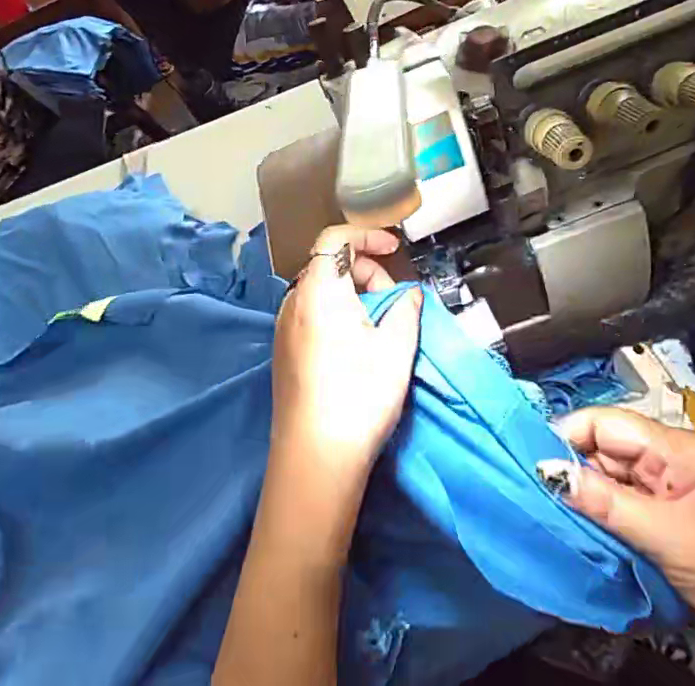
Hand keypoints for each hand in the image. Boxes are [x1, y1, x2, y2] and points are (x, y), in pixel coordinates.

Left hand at [271, 226, 422, 475]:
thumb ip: (406, 309)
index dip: (367, 235)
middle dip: (366, 269)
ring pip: (322, 290)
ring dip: (354, 293)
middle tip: (395, 298)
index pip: (336, 238)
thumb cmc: (359, 395)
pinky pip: (312, 313)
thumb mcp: (396, 347)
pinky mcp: (284, 353)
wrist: (315, 459)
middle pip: (329, 263)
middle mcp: (294, 303)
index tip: (393, 249)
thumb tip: (410, 295)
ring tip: (381, 323)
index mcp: (320, 291)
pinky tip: (358, 343)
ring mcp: (284, 329)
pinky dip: (338, 312)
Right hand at [553, 407, 694, 623]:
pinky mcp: (672, 527)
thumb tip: (551, 471)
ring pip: (613, 484)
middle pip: (607, 452)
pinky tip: (583, 538)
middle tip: (536, 498)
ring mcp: (672, 497)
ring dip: (587, 501)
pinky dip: (604, 523)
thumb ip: (608, 502)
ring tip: (553, 520)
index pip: (608, 423)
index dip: (569, 436)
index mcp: (677, 449)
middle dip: (573, 470)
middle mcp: (671, 464)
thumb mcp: (670, 536)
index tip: (531, 462)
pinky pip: (626, 513)